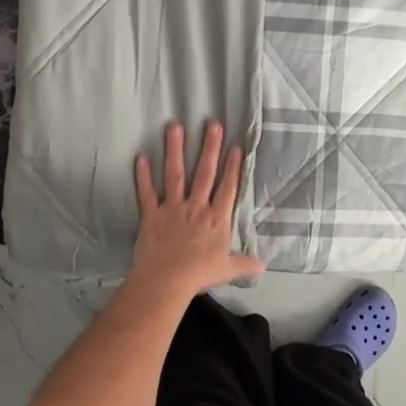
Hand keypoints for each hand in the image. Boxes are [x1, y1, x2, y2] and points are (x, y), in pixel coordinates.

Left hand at [126, 121, 264, 303]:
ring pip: (175, 175)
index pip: (228, 187)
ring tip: (174, 127)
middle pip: (204, 173)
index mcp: (217, 219)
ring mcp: (173, 209)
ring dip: (175, 150)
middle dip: (209, 147)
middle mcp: (196, 207)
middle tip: (212, 124)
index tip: (235, 146)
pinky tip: (141, 158)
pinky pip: (146, 193)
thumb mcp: (227, 270)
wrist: (166, 281)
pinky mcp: (151, 215)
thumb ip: (245, 264)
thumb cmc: (198, 275)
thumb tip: (264, 265)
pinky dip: (143, 176)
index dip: (233, 166)